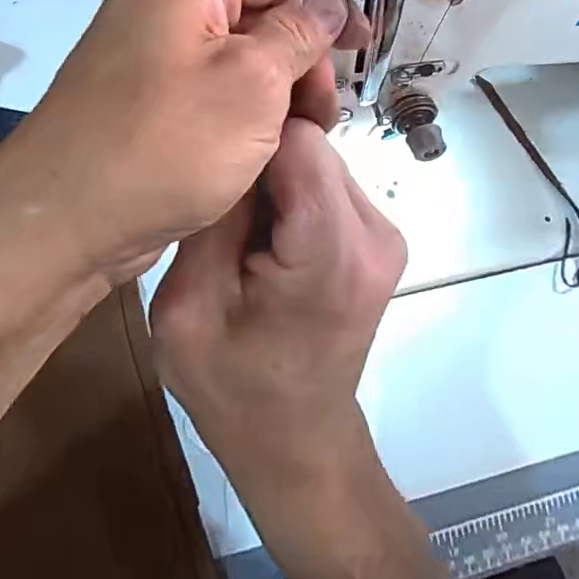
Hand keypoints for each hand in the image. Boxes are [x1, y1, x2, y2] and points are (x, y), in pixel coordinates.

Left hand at [7, 0, 367, 285]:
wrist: (61, 227)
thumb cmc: (166, 142)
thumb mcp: (254, 81)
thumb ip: (302, 31)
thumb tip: (331, 2)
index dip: (330, 3)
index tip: (366, 46)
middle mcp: (168, 3)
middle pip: (266, 13)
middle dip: (306, 59)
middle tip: (324, 115)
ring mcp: (157, 52)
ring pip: (248, 56)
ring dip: (284, 91)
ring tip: (299, 138)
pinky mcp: (154, 95)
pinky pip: (220, 87)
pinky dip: (252, 111)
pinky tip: (268, 147)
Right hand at [152, 120, 435, 578]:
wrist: (297, 436)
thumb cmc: (234, 386)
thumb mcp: (189, 306)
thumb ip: (216, 216)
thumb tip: (232, 142)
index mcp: (332, 252)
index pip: (301, 142)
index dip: (252, 141)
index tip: (215, 167)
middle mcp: (377, 232)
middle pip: (315, 148)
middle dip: (266, 165)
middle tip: (226, 210)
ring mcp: (388, 233)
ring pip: (324, 162)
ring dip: (282, 182)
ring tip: (248, 233)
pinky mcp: (385, 237)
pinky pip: (333, 186)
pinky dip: (300, 197)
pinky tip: (275, 240)